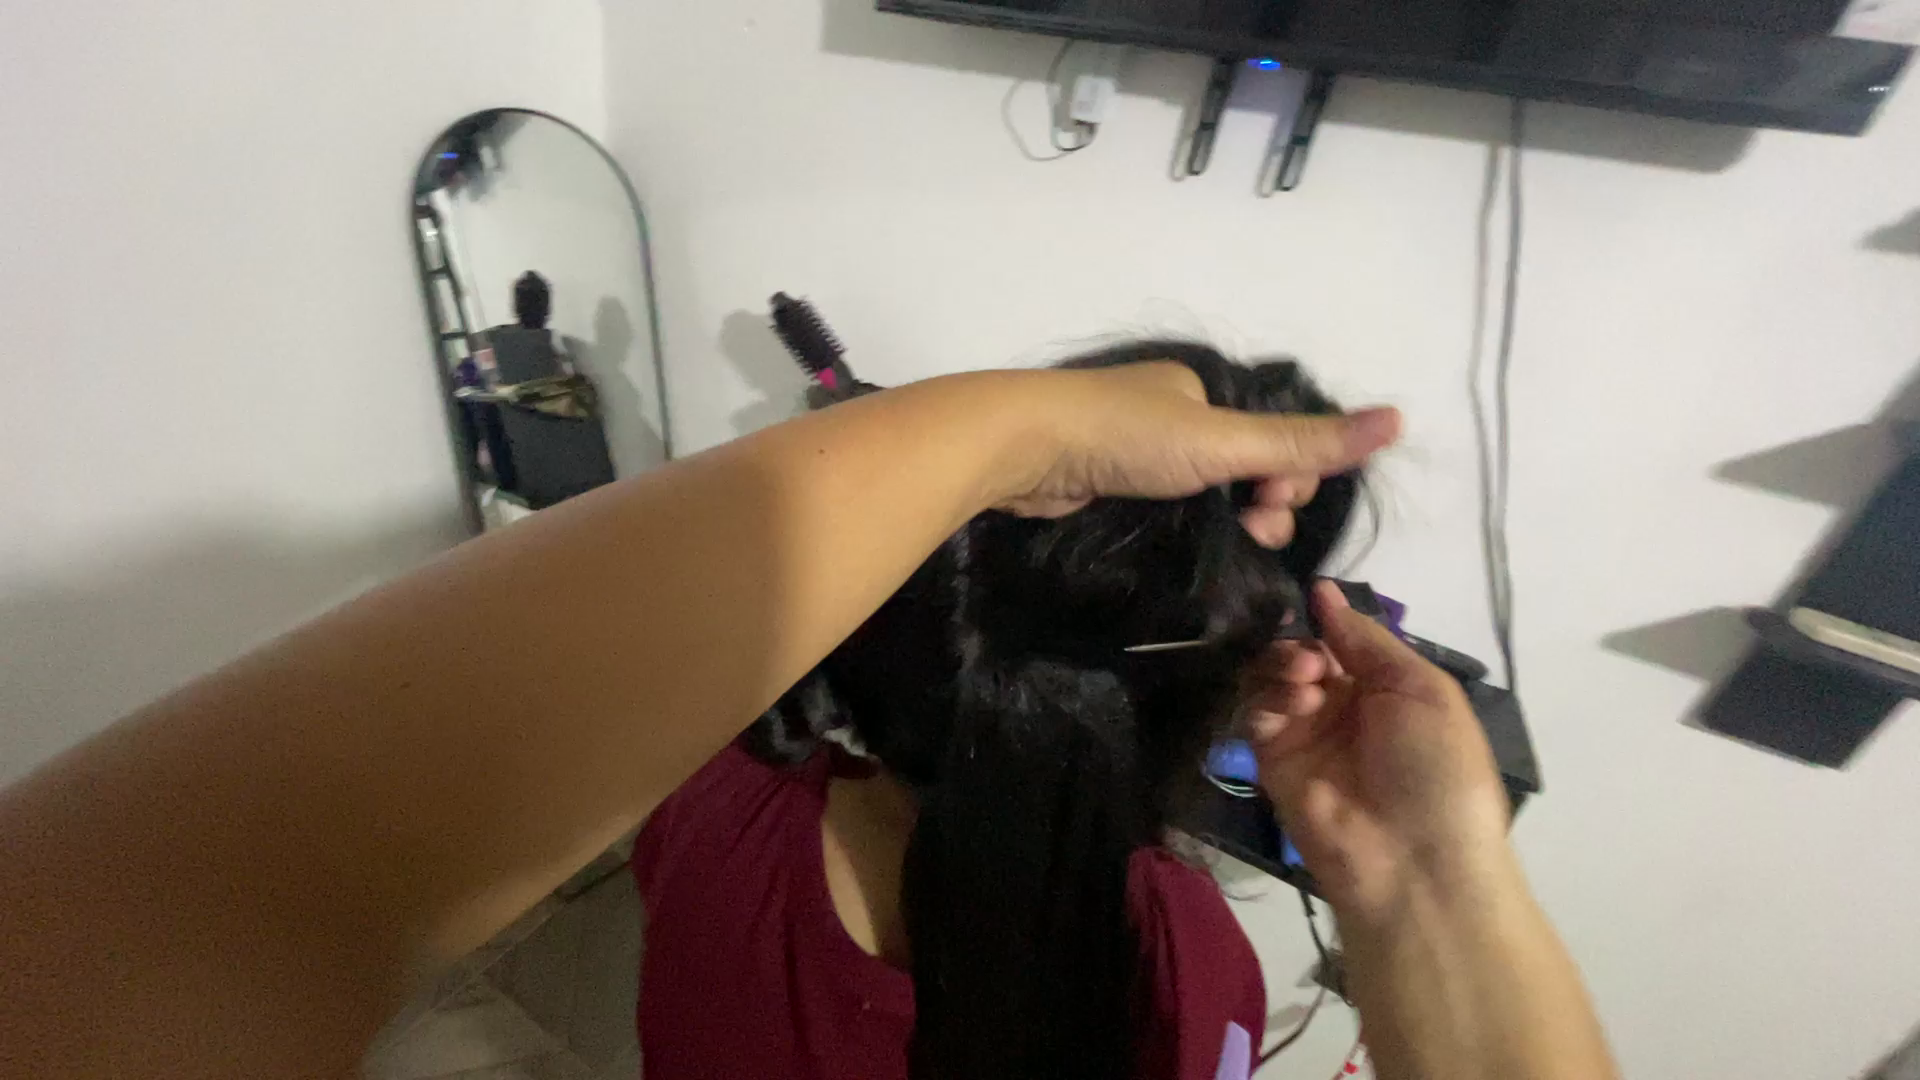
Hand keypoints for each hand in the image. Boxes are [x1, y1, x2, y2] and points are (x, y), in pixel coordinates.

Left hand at [994, 362, 1399, 548]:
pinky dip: (1180, 524)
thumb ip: (1301, 440)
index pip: (1269, 440)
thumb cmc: (1127, 436)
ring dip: (1225, 518)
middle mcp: (1169, 415)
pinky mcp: (1103, 481)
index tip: (1273, 505)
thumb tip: (1398, 419)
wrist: (1026, 447)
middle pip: (1237, 468)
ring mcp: (1132, 450)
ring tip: (1234, 540)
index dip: (1286, 477)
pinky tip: (1186, 544)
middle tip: (1253, 526)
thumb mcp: (1221, 441)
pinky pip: (1160, 505)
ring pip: (1199, 492)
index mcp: (1200, 393)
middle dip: (1259, 501)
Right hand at [1244, 582, 1513, 920]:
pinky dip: (1264, 698)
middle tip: (1310, 661)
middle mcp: (1339, 706)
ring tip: (1305, 683)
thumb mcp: (1422, 690)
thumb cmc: (1436, 768)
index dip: (1323, 620)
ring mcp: (1302, 732)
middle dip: (1299, 646)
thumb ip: (1366, 638)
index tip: (1307, 596)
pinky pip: (1252, 711)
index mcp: (1383, 689)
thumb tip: (1322, 589)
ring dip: (1281, 667)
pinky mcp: (1269, 757)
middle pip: (1298, 653)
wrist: (1412, 859)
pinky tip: (1291, 706)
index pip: (1339, 640)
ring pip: (1269, 677)